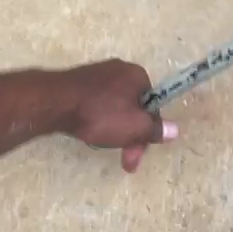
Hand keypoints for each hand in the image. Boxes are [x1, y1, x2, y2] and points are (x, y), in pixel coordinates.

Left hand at [49, 60, 176, 171]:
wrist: (56, 102)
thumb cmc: (101, 114)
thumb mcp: (134, 127)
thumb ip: (155, 129)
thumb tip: (175, 129)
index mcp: (138, 75)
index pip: (152, 106)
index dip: (147, 133)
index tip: (136, 155)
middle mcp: (120, 70)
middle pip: (133, 108)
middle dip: (130, 136)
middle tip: (123, 162)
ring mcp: (98, 74)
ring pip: (115, 107)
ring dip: (114, 130)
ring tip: (101, 145)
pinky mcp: (80, 82)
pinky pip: (97, 103)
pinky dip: (97, 119)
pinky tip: (88, 130)